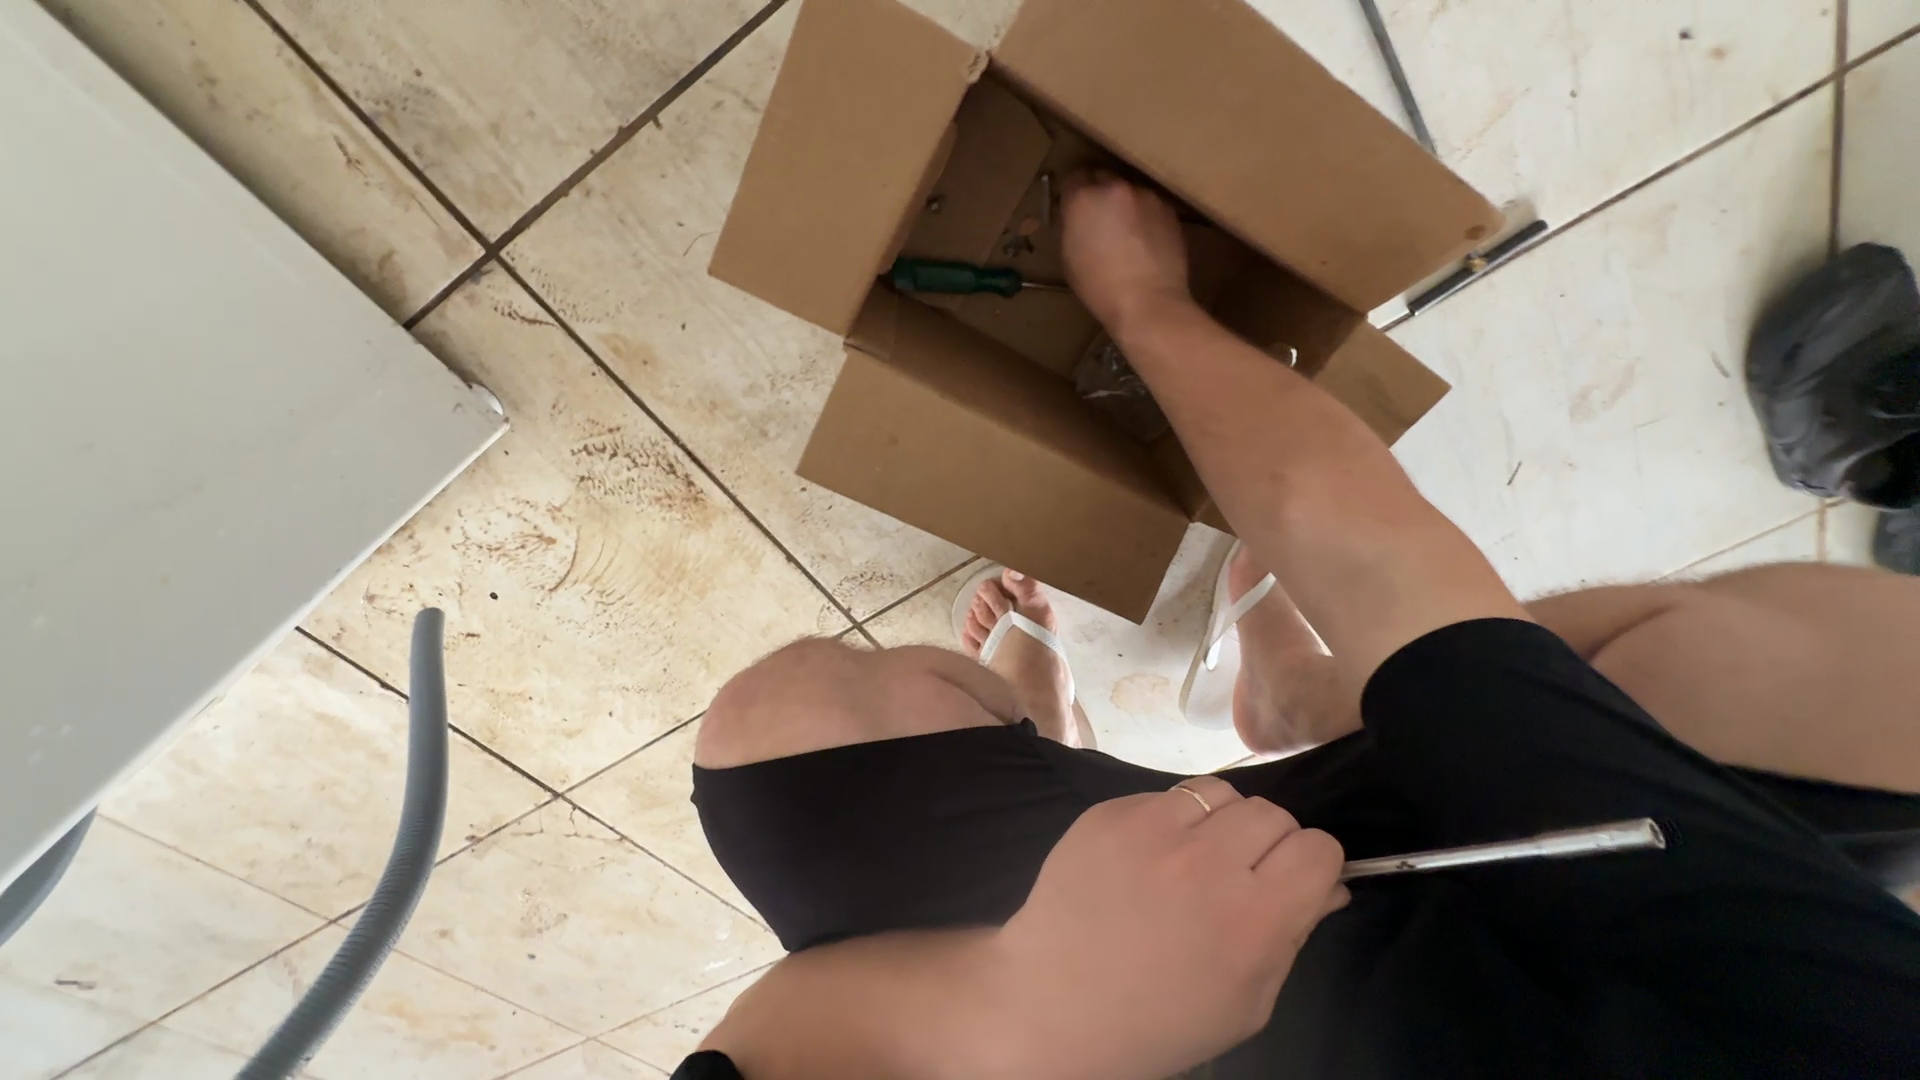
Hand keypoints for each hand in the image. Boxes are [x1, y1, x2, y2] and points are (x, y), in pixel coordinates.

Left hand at [988, 776, 1347, 1079]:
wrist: (1056, 1000)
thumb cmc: (1161, 1018)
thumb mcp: (1247, 1001)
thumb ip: (1293, 934)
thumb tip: (1328, 883)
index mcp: (1250, 918)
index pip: (1316, 848)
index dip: (1312, 864)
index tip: (1295, 879)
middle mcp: (1204, 862)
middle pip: (1271, 813)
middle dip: (1270, 841)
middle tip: (1242, 872)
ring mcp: (1150, 829)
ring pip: (1218, 791)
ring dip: (1220, 820)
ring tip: (1195, 855)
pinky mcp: (1108, 813)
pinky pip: (1162, 796)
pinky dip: (1168, 820)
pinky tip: (1147, 857)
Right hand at [1060, 171, 1194, 334]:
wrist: (1147, 302)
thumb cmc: (1100, 288)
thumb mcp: (1069, 258)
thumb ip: (1071, 227)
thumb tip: (1075, 217)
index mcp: (1084, 199)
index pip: (1073, 177)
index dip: (1073, 193)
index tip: (1074, 208)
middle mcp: (1115, 187)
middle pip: (1102, 176)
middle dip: (1098, 193)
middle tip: (1098, 220)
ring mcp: (1146, 195)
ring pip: (1129, 190)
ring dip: (1124, 204)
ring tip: (1126, 234)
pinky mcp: (1168, 209)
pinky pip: (1150, 204)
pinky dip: (1145, 216)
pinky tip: (1144, 242)